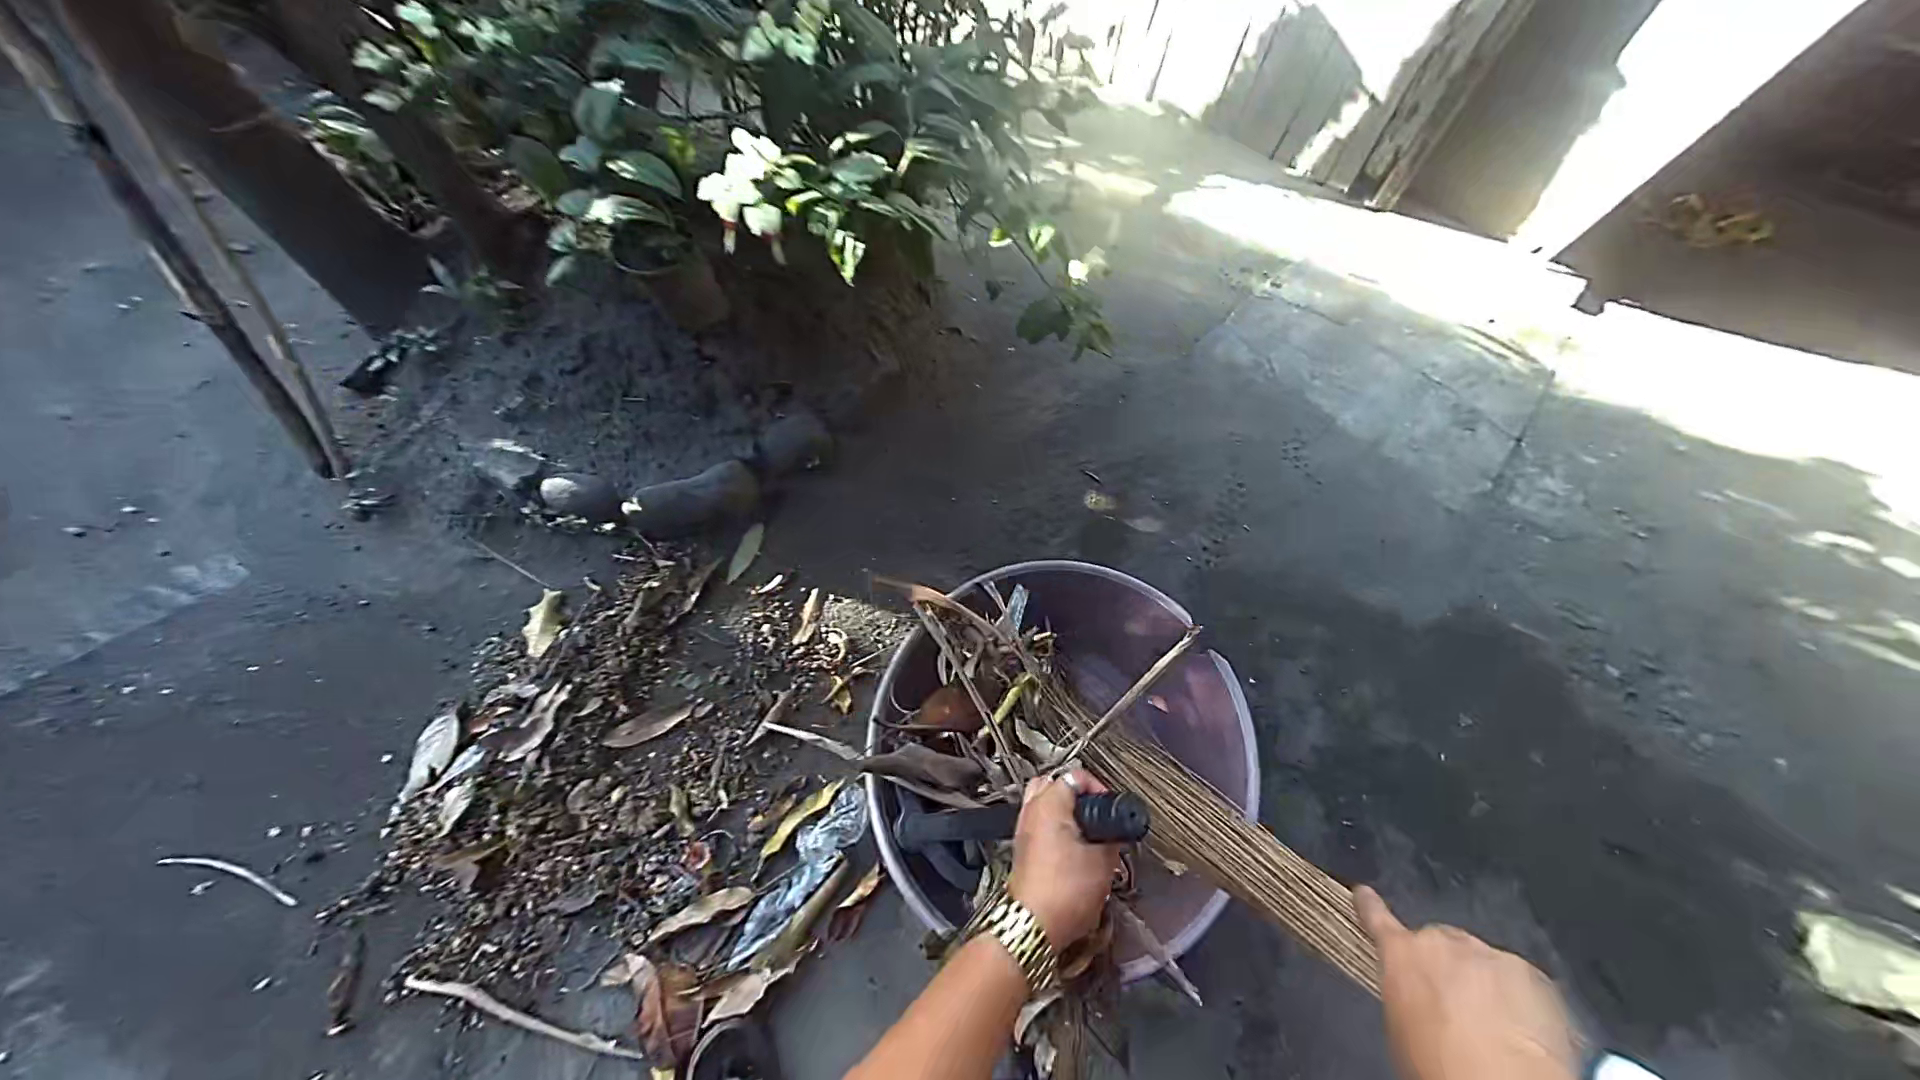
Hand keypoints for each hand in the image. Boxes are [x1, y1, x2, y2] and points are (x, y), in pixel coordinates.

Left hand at [1007, 770, 1121, 947]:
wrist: (1034, 925)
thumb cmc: (1064, 892)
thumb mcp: (1102, 862)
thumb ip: (1111, 838)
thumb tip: (1115, 833)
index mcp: (1049, 804)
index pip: (1075, 776)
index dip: (1097, 787)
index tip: (1110, 807)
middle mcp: (1031, 810)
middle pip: (1053, 782)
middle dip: (1076, 792)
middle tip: (1096, 810)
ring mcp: (1023, 828)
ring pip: (1042, 801)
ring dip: (1063, 808)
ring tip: (1086, 828)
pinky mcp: (1022, 847)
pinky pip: (1038, 821)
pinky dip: (1054, 824)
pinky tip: (1072, 844)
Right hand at [1354, 886, 1579, 1079]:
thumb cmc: (1433, 1060)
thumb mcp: (1398, 1023)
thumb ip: (1401, 990)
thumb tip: (1412, 992)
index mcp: (1400, 952)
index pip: (1376, 917)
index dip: (1370, 905)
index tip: (1364, 892)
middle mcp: (1440, 942)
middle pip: (1441, 942)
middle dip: (1448, 964)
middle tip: (1457, 1003)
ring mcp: (1489, 954)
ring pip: (1483, 961)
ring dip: (1485, 982)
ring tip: (1496, 1024)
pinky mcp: (1533, 975)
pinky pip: (1522, 983)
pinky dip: (1522, 1002)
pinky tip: (1525, 1032)